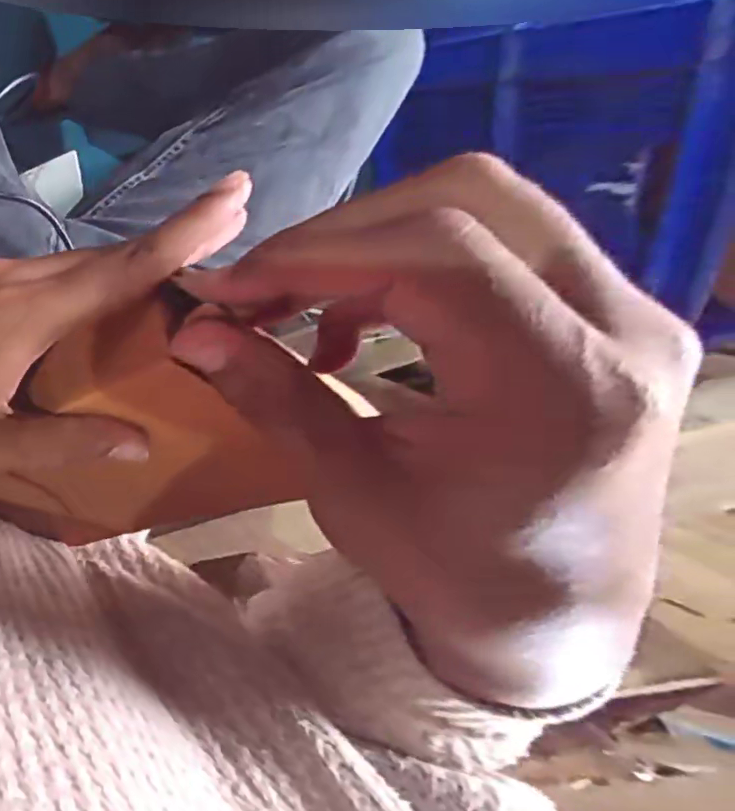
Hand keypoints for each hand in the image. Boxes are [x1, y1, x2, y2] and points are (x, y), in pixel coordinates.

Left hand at [0, 171, 252, 481]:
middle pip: (97, 261)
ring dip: (110, 276)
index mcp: (21, 314)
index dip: (182, 231)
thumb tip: (139, 441)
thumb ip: (66, 442)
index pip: (119, 267)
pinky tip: (82, 315)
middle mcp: (5, 280)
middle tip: (217, 269)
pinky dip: (70, 289)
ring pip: (64, 267)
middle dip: (156, 258)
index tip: (237, 190)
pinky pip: (33, 278)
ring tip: (160, 297)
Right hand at [172, 154, 701, 708]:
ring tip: (287, 300)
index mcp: (556, 384)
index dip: (311, 257)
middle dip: (333, 233)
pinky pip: (488, 242)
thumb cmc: (444, 564)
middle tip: (253, 287)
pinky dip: (391, 264)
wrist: (546, 610)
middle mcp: (615, 325)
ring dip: (360, 243)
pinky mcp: (593, 314)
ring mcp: (619, 310)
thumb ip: (273, 395)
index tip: (225, 288)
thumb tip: (191, 333)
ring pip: (482, 206)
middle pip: (468, 199)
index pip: (435, 258)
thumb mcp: (343, 485)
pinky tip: (342, 324)